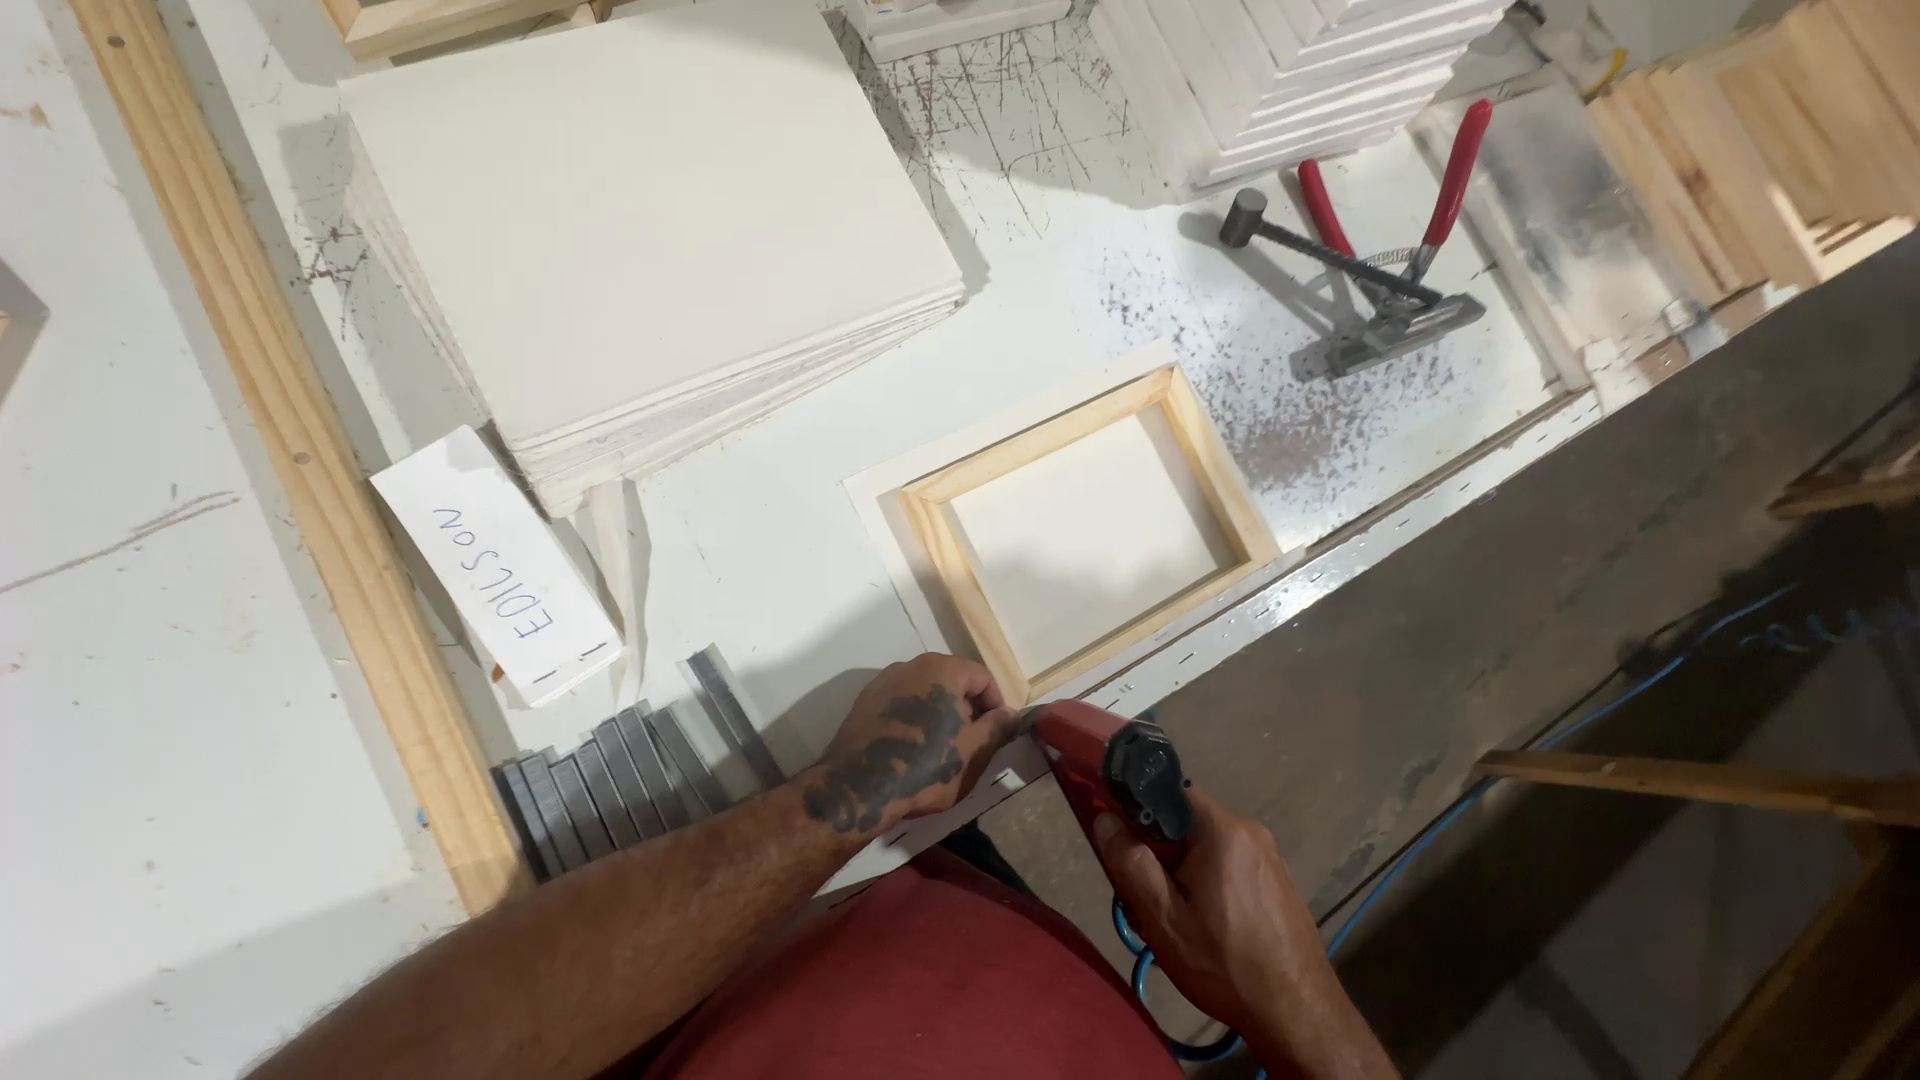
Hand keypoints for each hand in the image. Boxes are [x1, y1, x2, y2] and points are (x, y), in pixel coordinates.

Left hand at [798, 653, 1021, 837]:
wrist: (859, 786)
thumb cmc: (926, 765)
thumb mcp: (974, 751)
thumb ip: (998, 727)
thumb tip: (1012, 714)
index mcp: (942, 669)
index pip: (983, 677)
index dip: (996, 704)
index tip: (997, 733)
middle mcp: (910, 666)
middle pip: (952, 681)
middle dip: (967, 709)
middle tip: (972, 744)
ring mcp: (882, 683)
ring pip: (924, 694)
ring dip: (939, 715)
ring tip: (941, 750)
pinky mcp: (863, 704)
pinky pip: (900, 706)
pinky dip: (913, 721)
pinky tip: (911, 751)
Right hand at [1093, 788, 1395, 1077]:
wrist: (1298, 1015)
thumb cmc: (1224, 963)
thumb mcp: (1164, 918)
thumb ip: (1130, 863)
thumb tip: (1104, 818)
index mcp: (1221, 829)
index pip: (1168, 791)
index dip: (1138, 811)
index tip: (1122, 844)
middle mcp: (1249, 830)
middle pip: (1185, 824)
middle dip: (1159, 854)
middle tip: (1146, 899)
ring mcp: (1269, 856)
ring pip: (1206, 848)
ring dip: (1183, 874)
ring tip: (1176, 922)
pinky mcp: (1278, 881)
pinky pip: (1230, 866)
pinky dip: (1209, 886)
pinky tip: (1206, 927)